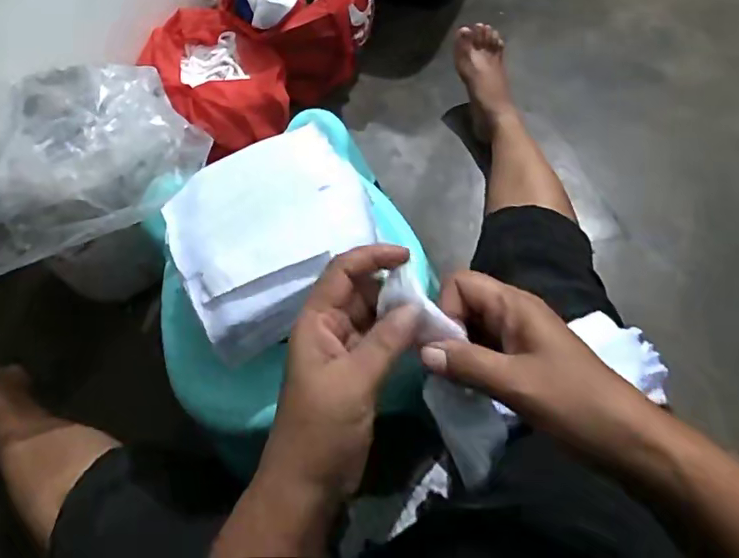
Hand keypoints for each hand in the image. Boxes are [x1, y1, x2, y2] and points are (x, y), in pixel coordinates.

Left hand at [263, 244, 421, 498]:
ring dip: (397, 310)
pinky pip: (377, 339)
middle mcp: (327, 326)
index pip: (342, 272)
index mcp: (316, 320)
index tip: (407, 255)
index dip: (371, 256)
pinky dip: (397, 334)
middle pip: (359, 290)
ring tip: (431, 310)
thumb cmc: (323, 427)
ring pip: (371, 315)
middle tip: (428, 290)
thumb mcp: (355, 381)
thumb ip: (385, 341)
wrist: (307, 483)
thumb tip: (414, 306)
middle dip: (390, 284)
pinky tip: (421, 335)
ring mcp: (341, 349)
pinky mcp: (355, 370)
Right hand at [421, 270, 659, 461]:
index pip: (460, 282)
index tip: (443, 347)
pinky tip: (472, 390)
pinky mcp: (528, 360)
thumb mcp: (517, 384)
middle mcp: (516, 311)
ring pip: (474, 328)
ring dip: (460, 351)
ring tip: (455, 383)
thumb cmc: (577, 405)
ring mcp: (523, 336)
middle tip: (444, 369)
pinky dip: (474, 364)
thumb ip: (467, 363)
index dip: (444, 308)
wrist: (634, 443)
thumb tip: (422, 350)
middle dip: (448, 331)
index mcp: (515, 304)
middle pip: (464, 303)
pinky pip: (488, 349)